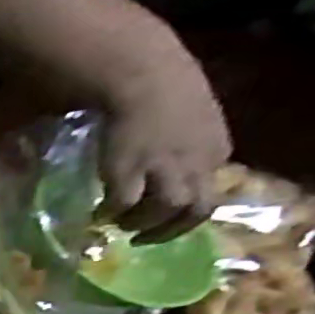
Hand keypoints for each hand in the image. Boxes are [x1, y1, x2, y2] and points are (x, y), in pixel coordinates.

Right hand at [98, 54, 231, 243]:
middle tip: (141, 237)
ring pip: (165, 211)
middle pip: (195, 209)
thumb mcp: (189, 113)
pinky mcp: (129, 173)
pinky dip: (112, 213)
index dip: (185, 206)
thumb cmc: (163, 83)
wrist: (141, 76)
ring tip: (118, 224)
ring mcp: (164, 168)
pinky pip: (124, 204)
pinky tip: (98, 214)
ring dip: (141, 224)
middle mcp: (198, 162)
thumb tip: (168, 155)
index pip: (210, 188)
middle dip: (168, 230)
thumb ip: (186, 137)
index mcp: (216, 147)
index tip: (161, 213)